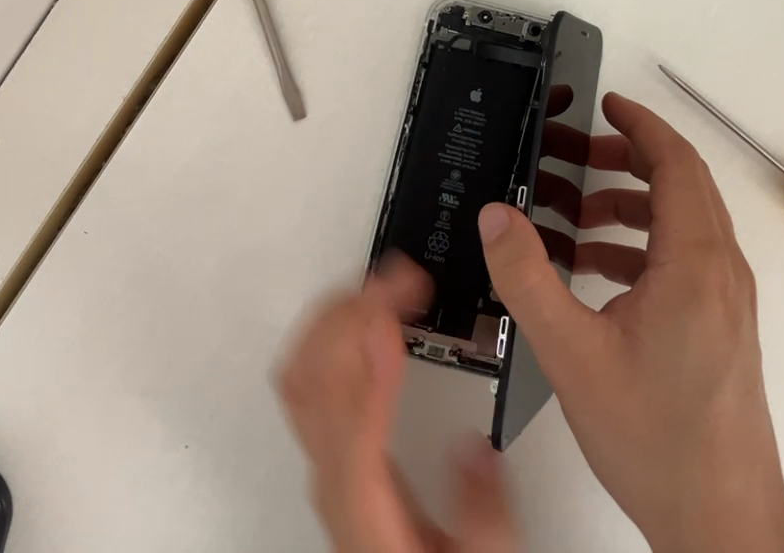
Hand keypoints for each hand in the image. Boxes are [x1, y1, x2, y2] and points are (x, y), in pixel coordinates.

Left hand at [276, 257, 521, 552]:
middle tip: (398, 276)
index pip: (352, 400)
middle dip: (351, 308)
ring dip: (335, 313)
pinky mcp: (327, 443)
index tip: (400, 298)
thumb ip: (481, 506)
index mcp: (361, 492)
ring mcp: (321, 453)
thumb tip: (477, 443)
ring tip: (379, 285)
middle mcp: (330, 468)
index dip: (371, 340)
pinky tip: (358, 318)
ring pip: (302, 365)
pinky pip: (308, 374)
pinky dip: (329, 332)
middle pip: (312, 371)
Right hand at [478, 92, 783, 552]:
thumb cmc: (657, 441)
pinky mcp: (721, 327)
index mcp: (695, 264)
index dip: (640, 125)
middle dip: (628, 161)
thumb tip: (498, 217)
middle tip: (579, 156)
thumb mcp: (571, 352)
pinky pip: (684, 260)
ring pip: (683, 225)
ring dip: (631, 207)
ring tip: (578, 217)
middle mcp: (722, 274)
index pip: (676, 164)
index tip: (608, 104)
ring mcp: (727, 302)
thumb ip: (527, 276)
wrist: (720, 521)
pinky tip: (599, 272)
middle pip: (683, 187)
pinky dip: (641, 246)